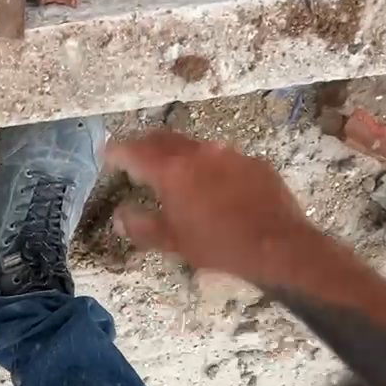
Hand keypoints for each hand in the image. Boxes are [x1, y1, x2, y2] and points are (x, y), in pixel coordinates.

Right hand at [105, 129, 316, 284]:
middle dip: (143, 145)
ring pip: (192, 145)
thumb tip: (119, 216)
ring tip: (169, 170)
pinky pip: (220, 157)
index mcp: (171, 170)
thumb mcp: (171, 241)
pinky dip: (205, 165)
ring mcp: (229, 154)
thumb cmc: (217, 245)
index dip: (116, 151)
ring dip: (175, 153)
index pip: (134, 151)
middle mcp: (198, 153)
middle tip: (133, 156)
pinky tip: (209, 185)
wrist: (279, 246)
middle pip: (162, 139)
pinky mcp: (253, 163)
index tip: (106, 154)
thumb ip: (140, 226)